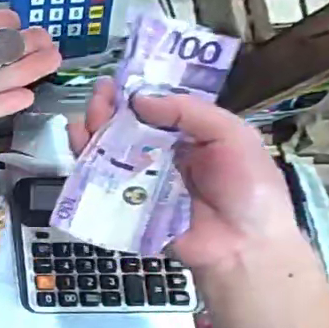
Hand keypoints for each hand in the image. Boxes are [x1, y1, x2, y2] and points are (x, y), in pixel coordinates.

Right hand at [69, 79, 301, 276]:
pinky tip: (79, 140)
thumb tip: (140, 100)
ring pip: (109, 151)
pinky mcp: (127, 204)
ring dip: (94, 129)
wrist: (243, 246)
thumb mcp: (231, 135)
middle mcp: (162, 156)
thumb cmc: (249, 189)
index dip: (136, 94)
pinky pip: (101, 181)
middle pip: (126, 128)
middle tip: (99, 94)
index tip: (120, 81)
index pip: (155, 110)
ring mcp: (142, 181)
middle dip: (109, 109)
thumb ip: (189, 111)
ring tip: (87, 114)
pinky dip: (85, 160)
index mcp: (188, 136)